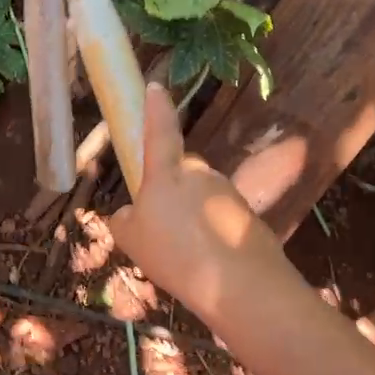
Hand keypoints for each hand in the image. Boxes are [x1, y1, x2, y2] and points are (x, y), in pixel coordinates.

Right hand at [107, 84, 297, 318]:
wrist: (242, 287)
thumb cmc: (175, 256)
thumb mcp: (130, 240)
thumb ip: (125, 219)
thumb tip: (132, 213)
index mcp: (166, 175)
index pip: (159, 133)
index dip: (156, 110)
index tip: (157, 87)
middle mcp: (199, 176)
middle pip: (181, 172)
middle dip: (172, 190)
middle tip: (161, 226)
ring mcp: (228, 195)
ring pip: (202, 198)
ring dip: (193, 216)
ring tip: (185, 255)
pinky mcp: (249, 219)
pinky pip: (220, 221)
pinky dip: (212, 236)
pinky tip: (207, 265)